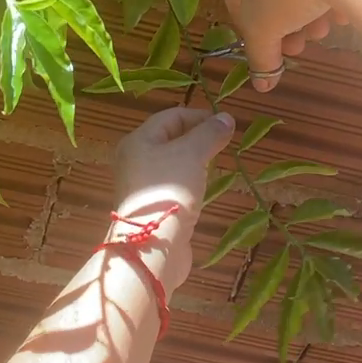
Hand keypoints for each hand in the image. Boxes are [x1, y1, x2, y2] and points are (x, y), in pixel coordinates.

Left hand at [110, 107, 235, 289]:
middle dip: (198, 137)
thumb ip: (209, 134)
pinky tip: (205, 185)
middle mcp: (135, 159)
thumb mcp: (191, 154)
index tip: (227, 124)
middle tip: (225, 142)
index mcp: (138, 141)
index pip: (171, 117)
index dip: (200, 116)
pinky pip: (174, 184)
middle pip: (170, 138)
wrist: (153, 246)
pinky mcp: (153, 207)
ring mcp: (142, 185)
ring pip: (173, 162)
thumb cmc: (169, 190)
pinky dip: (191, 179)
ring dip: (196, 159)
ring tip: (219, 161)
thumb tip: (226, 118)